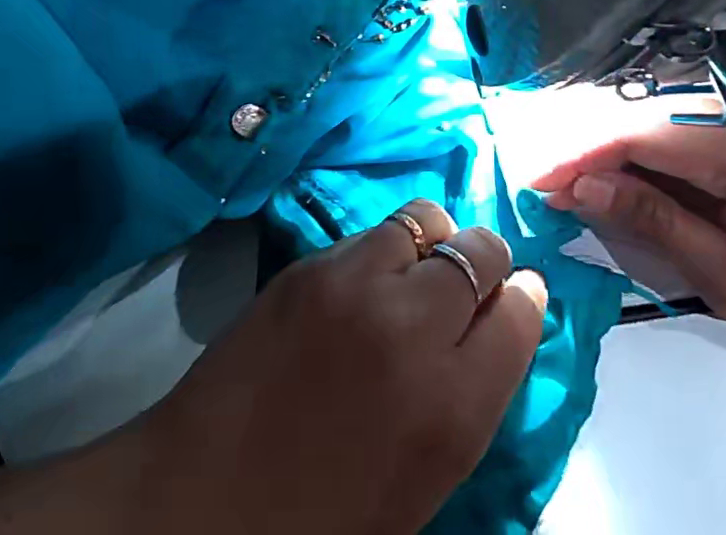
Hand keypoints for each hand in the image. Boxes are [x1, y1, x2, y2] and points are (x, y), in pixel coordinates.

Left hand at [0, 200, 549, 534]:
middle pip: (482, 252)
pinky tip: (366, 280)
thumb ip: (475, 391)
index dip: (523, 298)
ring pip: (426, 221)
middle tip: (467, 281)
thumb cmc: (328, 513)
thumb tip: (504, 314)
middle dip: (486, 260)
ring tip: (417, 267)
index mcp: (453, 406)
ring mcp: (354, 286)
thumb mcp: (429, 474)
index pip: (522, 311)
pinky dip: (385, 249)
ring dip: (435, 240)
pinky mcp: (307, 267)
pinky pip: (372, 234)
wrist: (202, 501)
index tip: (514, 297)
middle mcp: (412, 329)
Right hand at [531, 124, 725, 406]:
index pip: (640, 139)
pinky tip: (621, 196)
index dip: (581, 156)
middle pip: (647, 134)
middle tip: (543, 190)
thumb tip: (588, 185)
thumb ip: (659, 224)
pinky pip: (691, 163)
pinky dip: (651, 181)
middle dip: (591, 159)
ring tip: (568, 194)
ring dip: (616, 170)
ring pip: (665, 146)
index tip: (536, 180)